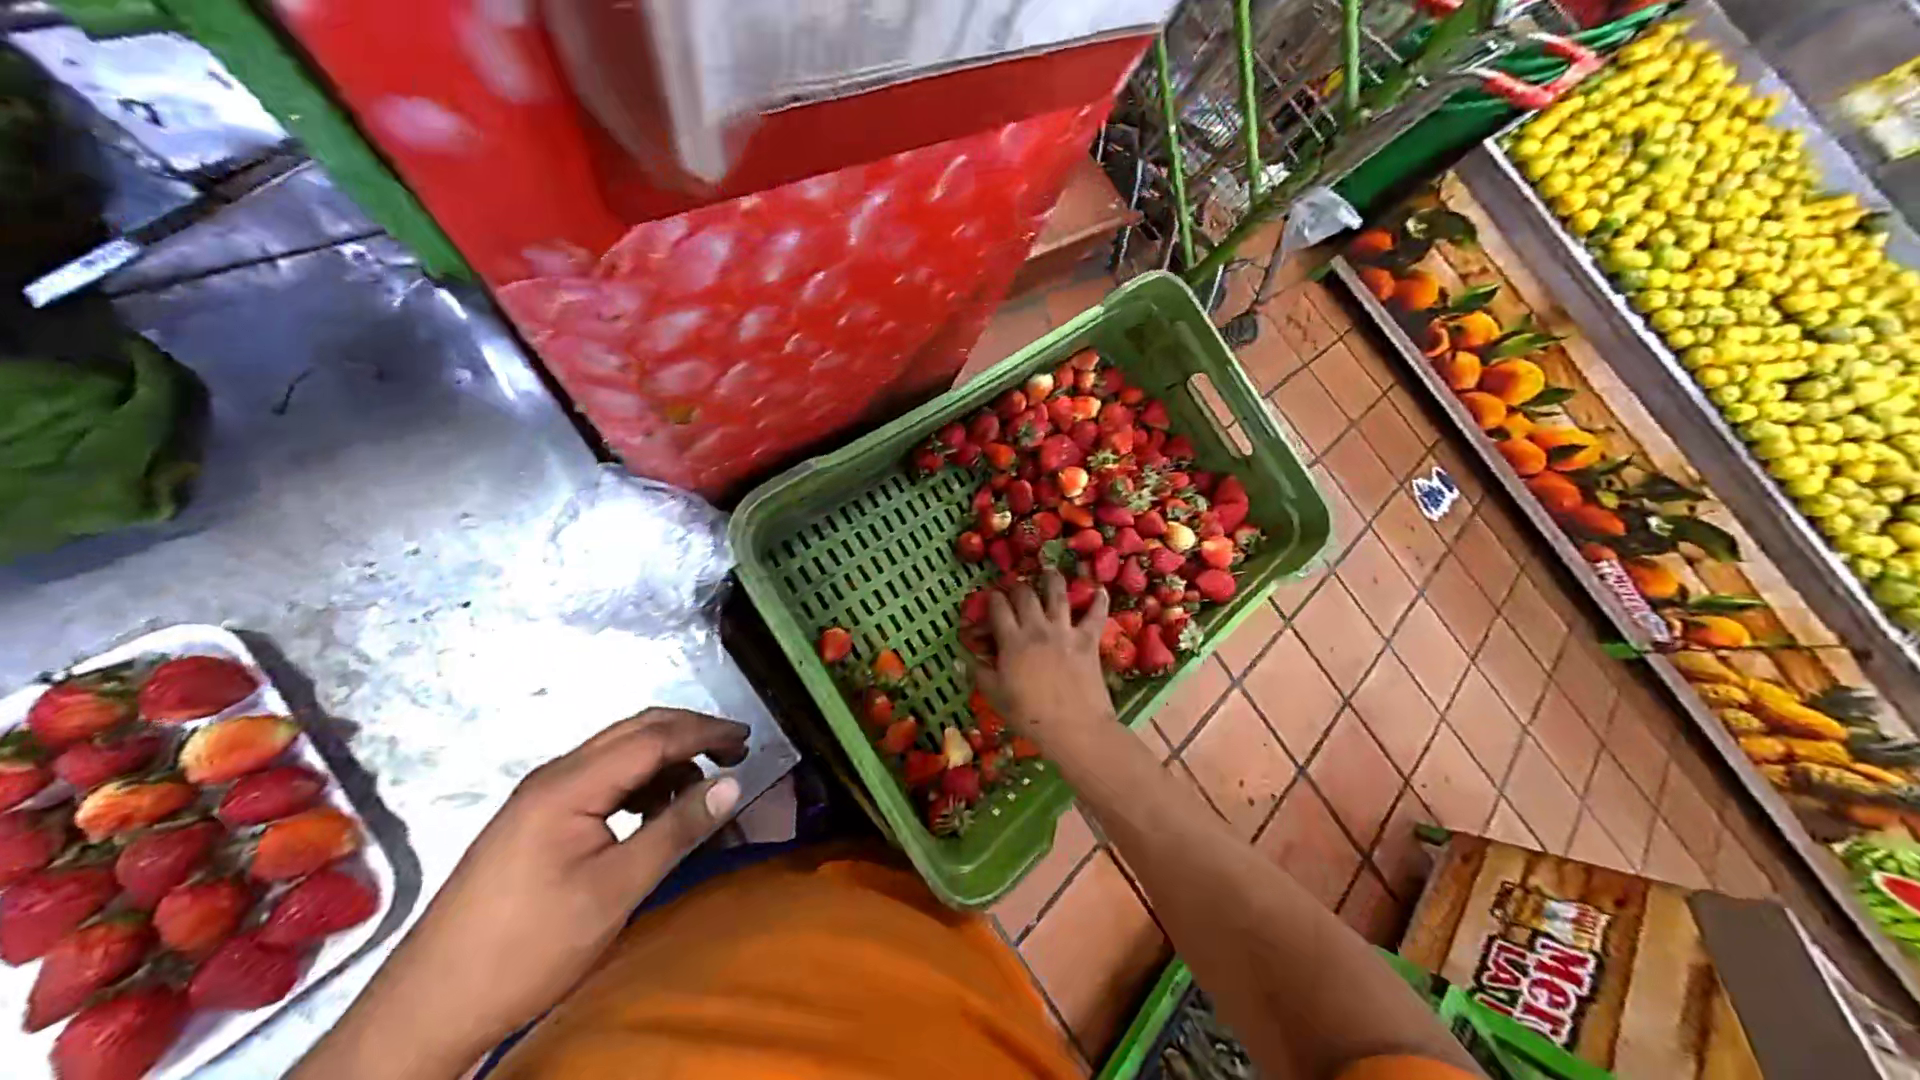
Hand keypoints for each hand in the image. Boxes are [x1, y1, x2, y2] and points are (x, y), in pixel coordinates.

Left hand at [295, 709, 747, 1079]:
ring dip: (665, 758)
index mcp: (569, 784)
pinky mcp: (536, 820)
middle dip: (688, 733)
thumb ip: (676, 830)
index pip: (652, 738)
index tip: (749, 739)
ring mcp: (540, 797)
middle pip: (633, 732)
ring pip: (617, 753)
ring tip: (703, 785)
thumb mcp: (614, 890)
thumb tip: (732, 784)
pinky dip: (641, 782)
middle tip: (735, 750)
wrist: (429, 1008)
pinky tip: (656, 810)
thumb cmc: (528, 947)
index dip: (705, 732)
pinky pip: (601, 780)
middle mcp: (553, 776)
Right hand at [976, 570, 1114, 747]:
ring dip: (1052, 579)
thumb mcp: (995, 694)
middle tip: (1015, 587)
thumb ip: (979, 670)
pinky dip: (1099, 601)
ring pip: (1057, 595)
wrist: (1073, 727)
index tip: (990, 597)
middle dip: (1017, 587)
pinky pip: (1095, 615)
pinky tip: (1100, 590)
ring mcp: (1065, 631)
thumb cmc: (1029, 714)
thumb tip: (965, 653)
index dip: (992, 598)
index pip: (998, 607)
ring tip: (1049, 570)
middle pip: (1025, 595)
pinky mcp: (1088, 640)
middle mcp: (1037, 628)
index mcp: (1012, 640)